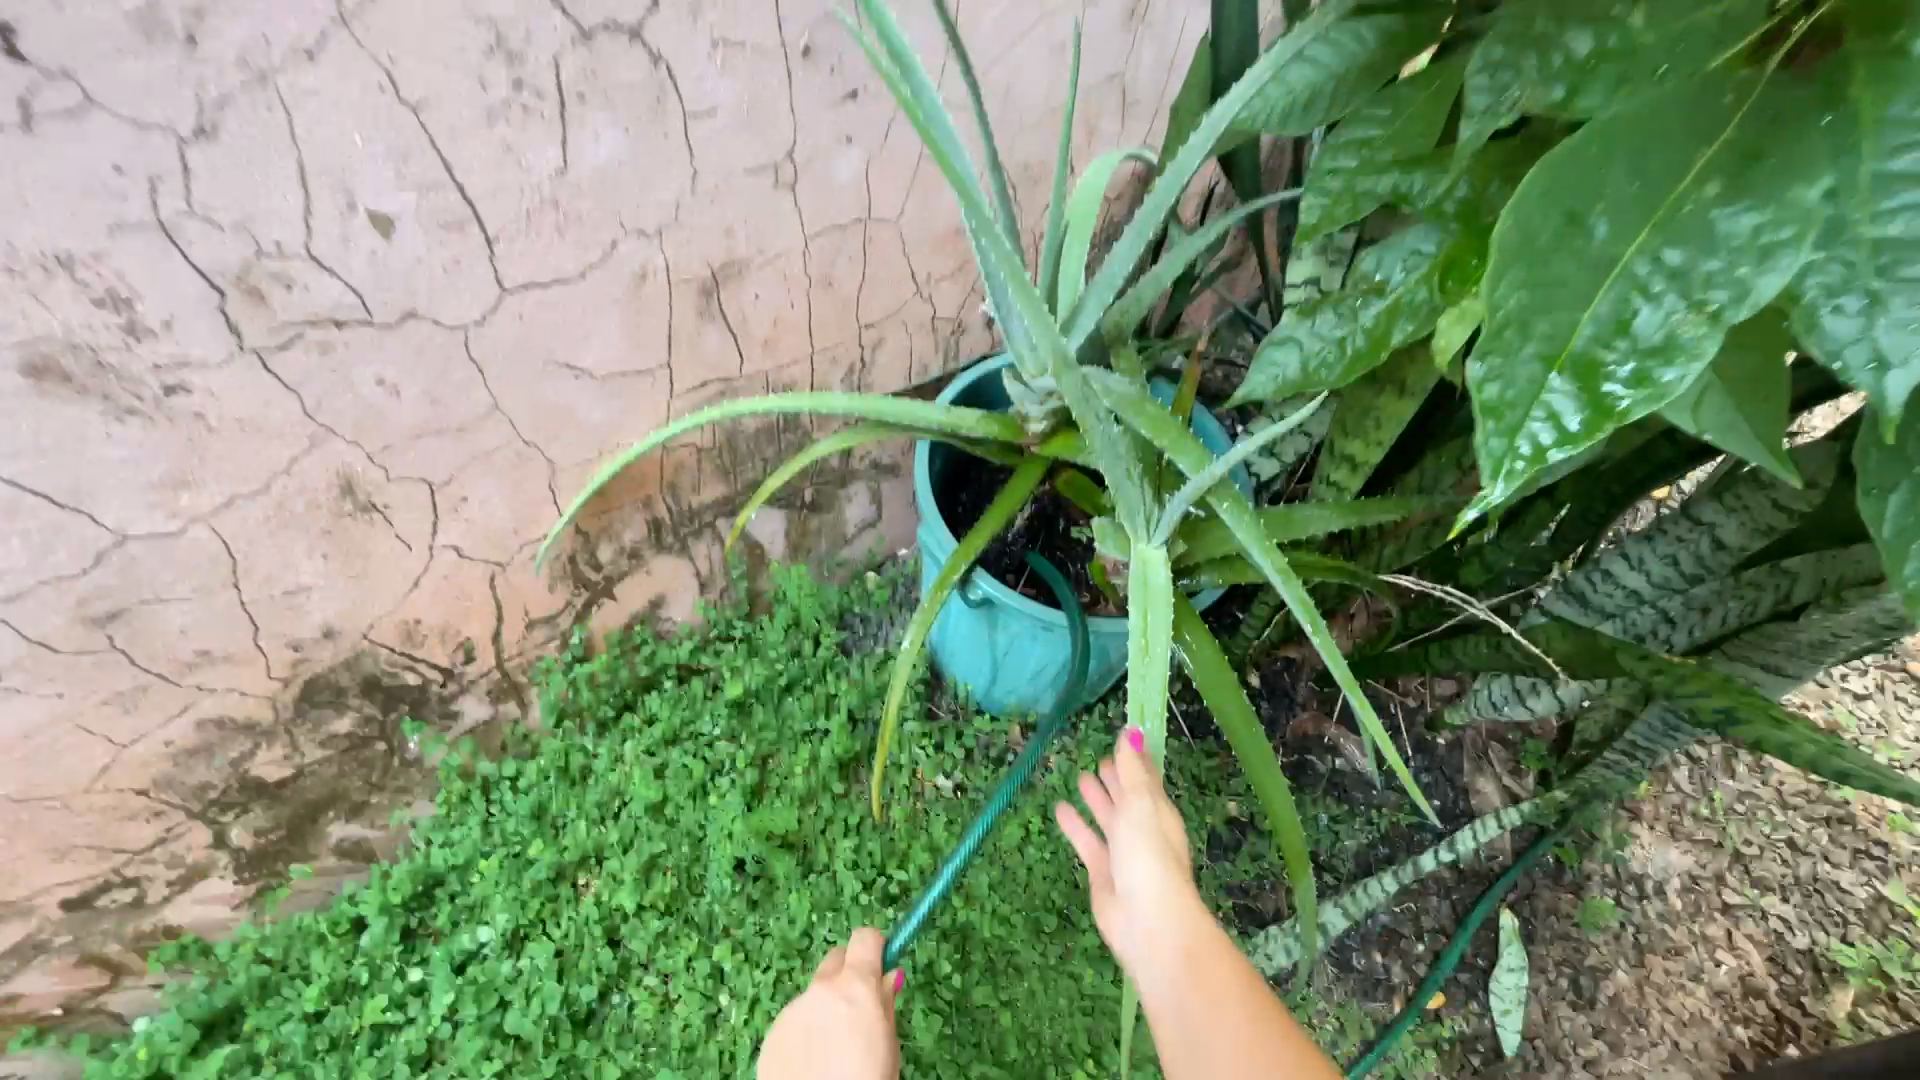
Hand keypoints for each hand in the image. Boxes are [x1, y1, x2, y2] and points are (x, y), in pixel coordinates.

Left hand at [758, 928, 903, 1079]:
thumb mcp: (889, 1045)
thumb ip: (885, 1004)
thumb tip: (887, 977)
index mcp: (856, 986)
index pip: (865, 938)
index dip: (874, 948)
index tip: (880, 964)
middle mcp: (821, 989)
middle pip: (836, 960)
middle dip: (848, 975)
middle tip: (856, 1009)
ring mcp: (793, 1009)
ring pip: (814, 995)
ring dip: (824, 1008)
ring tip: (831, 1050)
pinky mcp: (772, 1034)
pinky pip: (794, 1020)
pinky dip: (804, 1033)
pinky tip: (810, 1065)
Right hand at [1054, 728, 1205, 978]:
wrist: (1147, 921)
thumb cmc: (1148, 855)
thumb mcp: (1140, 803)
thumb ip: (1131, 769)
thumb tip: (1131, 731)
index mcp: (1158, 811)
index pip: (1146, 779)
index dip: (1134, 760)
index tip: (1123, 740)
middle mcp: (1143, 829)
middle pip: (1127, 799)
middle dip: (1116, 780)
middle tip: (1099, 761)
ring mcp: (1123, 852)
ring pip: (1107, 819)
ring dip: (1096, 800)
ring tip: (1081, 779)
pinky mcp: (1102, 872)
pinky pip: (1088, 841)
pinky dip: (1076, 825)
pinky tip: (1060, 810)